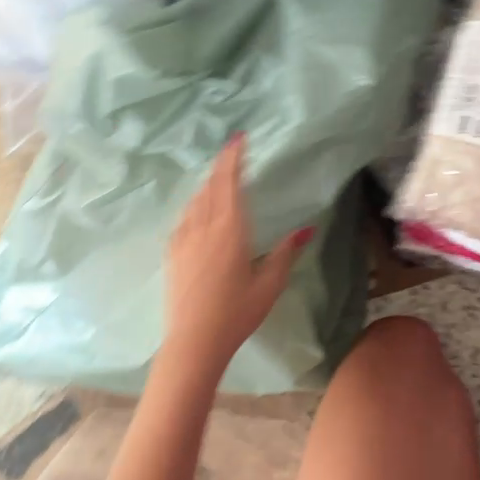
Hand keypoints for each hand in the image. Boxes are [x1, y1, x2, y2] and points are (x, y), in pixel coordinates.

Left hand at [161, 134, 312, 378]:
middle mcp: (203, 226)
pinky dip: (195, 205)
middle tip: (232, 150)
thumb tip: (308, 227)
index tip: (239, 138)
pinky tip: (199, 211)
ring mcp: (183, 238)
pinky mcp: (172, 253)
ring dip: (207, 184)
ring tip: (218, 179)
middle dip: (221, 164)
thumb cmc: (237, 313)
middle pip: (210, 185)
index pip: (230, 182)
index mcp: (231, 229)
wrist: (193, 341)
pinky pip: (184, 218)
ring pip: (195, 200)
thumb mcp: (269, 284)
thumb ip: (287, 252)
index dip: (234, 157)